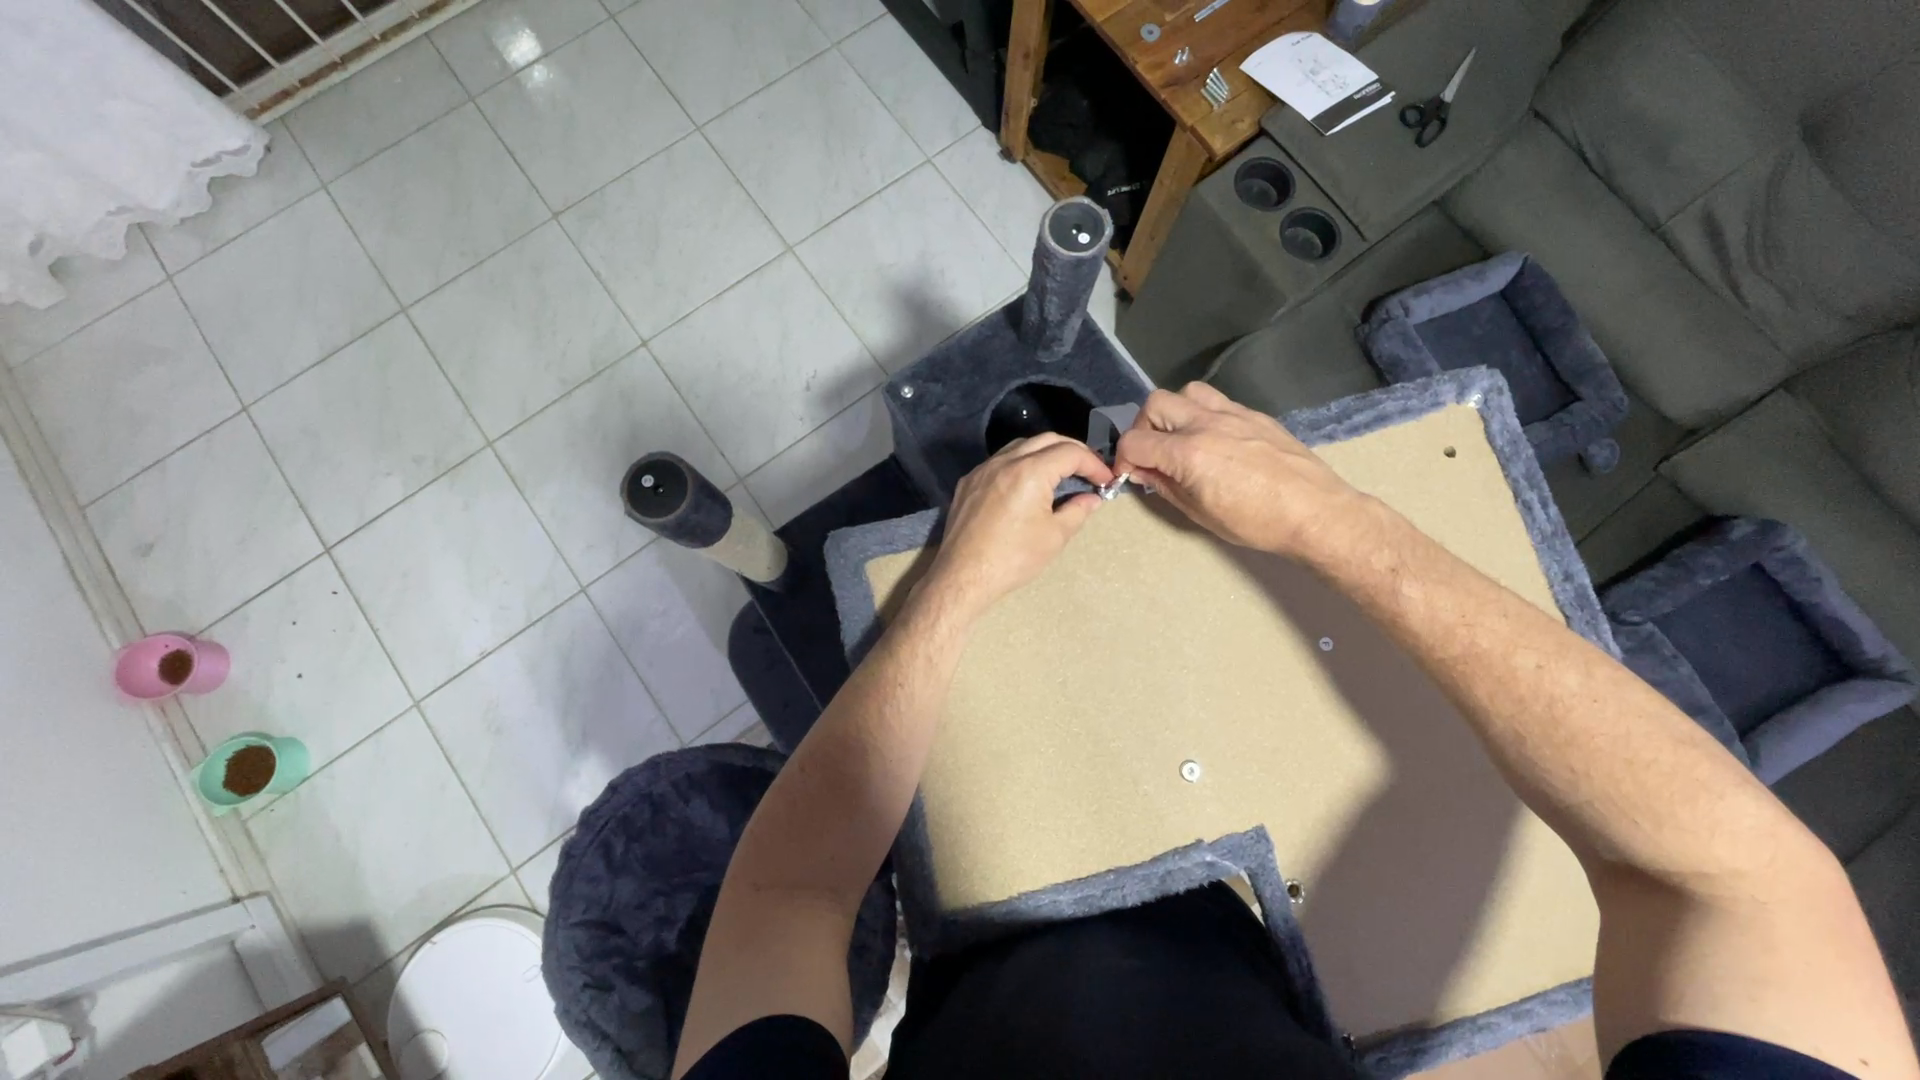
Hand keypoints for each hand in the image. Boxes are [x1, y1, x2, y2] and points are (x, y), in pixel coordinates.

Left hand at [922, 433, 1114, 616]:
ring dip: (1044, 453)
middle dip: (1072, 451)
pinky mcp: (968, 482)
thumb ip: (1077, 511)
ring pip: (1020, 446)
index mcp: (1030, 472)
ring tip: (1060, 474)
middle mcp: (1005, 461)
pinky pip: (999, 462)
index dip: (1093, 464)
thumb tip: (1092, 499)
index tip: (1105, 480)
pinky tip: (1026, 485)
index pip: (1070, 453)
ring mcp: (983, 470)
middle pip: (1046, 440)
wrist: (963, 576)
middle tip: (1088, 471)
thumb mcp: (1054, 536)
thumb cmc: (1013, 558)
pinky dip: (1020, 464)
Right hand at [1113, 382, 1376, 562]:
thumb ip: (1166, 486)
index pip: (1135, 442)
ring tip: (1181, 439)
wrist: (1315, 512)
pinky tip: (1213, 441)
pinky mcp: (1254, 415)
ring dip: (1175, 413)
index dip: (1124, 459)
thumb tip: (1144, 472)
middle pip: (1155, 404)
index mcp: (1189, 453)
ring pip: (1187, 392)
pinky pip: (1217, 401)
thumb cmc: (1257, 523)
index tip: (1131, 474)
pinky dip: (1203, 415)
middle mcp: (1207, 424)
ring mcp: (1233, 414)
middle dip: (1144, 428)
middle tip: (1153, 453)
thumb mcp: (1200, 513)